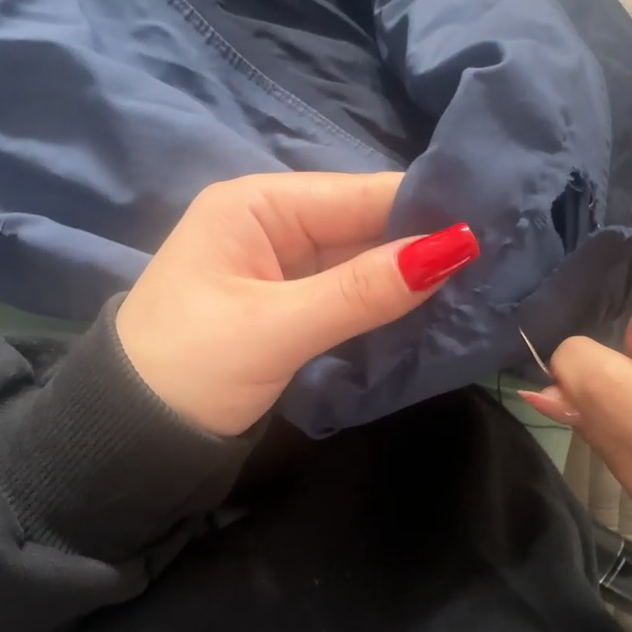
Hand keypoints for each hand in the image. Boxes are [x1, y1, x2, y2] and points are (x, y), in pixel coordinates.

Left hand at [116, 172, 478, 435]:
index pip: (359, 195)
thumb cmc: (190, 368)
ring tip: (482, 291)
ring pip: (359, 265)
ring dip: (408, 282)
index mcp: (256, 205)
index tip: (497, 227)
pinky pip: (345, 297)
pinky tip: (430, 317)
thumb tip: (454, 248)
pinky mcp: (285, 309)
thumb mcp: (275, 328)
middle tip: (502, 267)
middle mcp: (271, 225)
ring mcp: (279, 269)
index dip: (426, 211)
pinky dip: (381, 308)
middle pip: (364, 227)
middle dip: (423, 249)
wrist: (129, 436)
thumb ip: (361, 291)